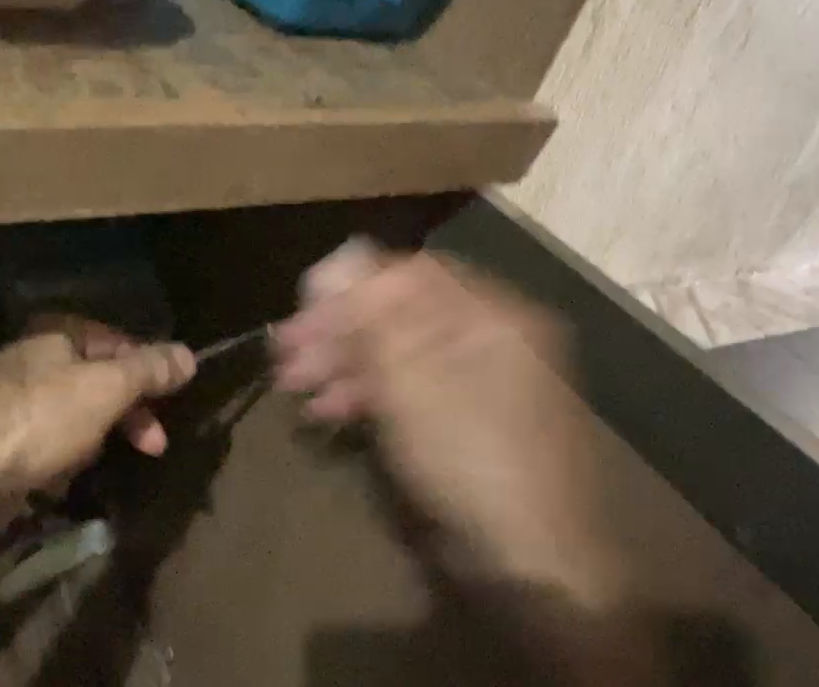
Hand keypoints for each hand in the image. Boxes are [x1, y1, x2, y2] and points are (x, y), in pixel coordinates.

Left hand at [0, 315, 195, 540]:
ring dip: (99, 433)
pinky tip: (68, 473)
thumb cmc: (41, 420)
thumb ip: (148, 370)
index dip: (149, 369)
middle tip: (155, 446)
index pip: (116, 341)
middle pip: (95, 376)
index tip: (172, 402)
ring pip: (72, 408)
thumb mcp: (105, 390)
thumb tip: (189, 354)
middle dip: (129, 410)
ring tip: (107, 460)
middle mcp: (29, 354)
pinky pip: (45, 435)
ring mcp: (8, 394)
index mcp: (53, 333)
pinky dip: (65, 449)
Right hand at [271, 242, 624, 609]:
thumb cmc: (470, 458)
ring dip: (344, 364)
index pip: (410, 275)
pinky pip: (412, 387)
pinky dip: (369, 395)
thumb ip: (371, 314)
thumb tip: (341, 253)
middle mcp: (492, 338)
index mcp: (494, 316)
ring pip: (400, 353)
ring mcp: (483, 381)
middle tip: (286, 351)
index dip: (351, 285)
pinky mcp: (468, 420)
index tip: (301, 306)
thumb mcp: (410, 380)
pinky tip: (326, 412)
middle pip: (400, 314)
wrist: (532, 564)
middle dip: (338, 331)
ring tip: (294, 385)